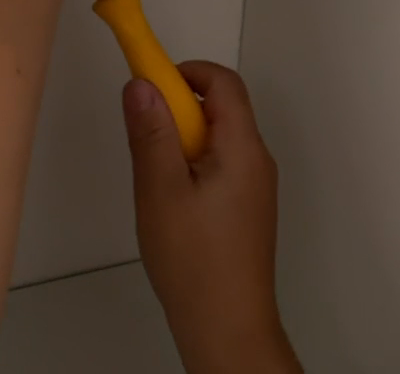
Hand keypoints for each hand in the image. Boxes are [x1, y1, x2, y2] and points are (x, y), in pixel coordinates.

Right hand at [124, 62, 302, 373]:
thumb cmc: (194, 259)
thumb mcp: (161, 191)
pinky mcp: (248, 209)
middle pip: (223, 108)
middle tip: (146, 131)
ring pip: (219, 139)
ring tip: (155, 174)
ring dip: (185, 138)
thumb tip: (141, 82)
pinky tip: (173, 200)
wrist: (228, 329)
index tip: (151, 80)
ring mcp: (256, 186)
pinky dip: (194, 163)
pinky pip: (222, 165)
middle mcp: (257, 159)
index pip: (224, 82)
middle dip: (181, 107)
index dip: (187, 70)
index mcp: (242, 146)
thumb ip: (151, 133)